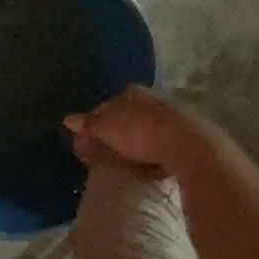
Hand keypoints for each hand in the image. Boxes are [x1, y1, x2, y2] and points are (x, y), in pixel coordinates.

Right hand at [64, 87, 218, 172]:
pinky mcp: (187, 136)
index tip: (86, 144)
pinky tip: (148, 166)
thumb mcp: (106, 128)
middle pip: (126, 118)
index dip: (94, 125)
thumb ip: (88, 124)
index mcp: (131, 93)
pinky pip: (161, 144)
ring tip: (124, 164)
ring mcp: (172, 116)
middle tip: (103, 156)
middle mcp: (152, 99)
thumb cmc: (141, 133)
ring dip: (134, 144)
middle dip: (114, 134)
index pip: (105, 107)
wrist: (190, 146)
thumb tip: (68, 120)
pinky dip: (152, 153)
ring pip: (145, 130)